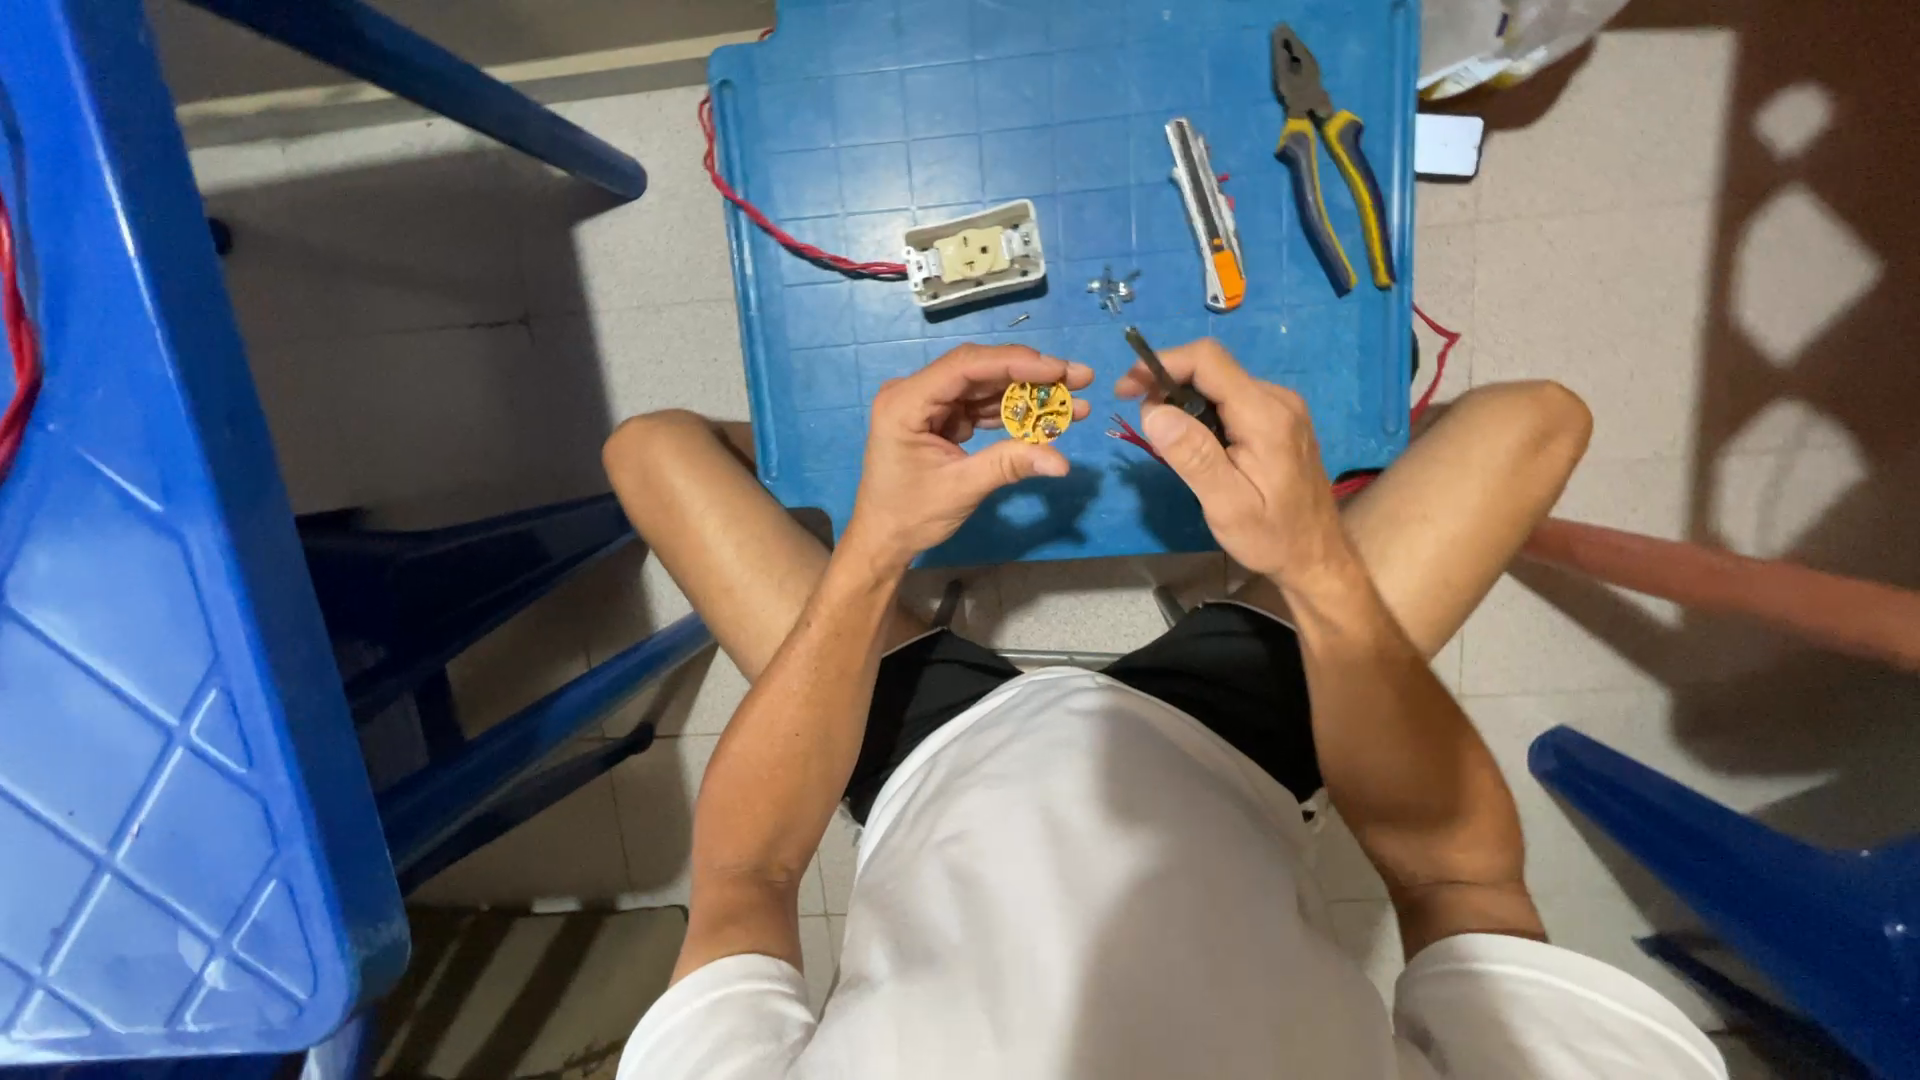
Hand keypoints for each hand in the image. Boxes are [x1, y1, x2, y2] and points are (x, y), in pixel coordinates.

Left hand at [845, 344, 1092, 569]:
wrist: (883, 539)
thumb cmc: (910, 516)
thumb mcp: (961, 489)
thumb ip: (1009, 466)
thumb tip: (1063, 462)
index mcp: (905, 403)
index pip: (965, 367)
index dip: (1014, 362)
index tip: (1058, 369)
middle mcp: (913, 393)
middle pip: (979, 370)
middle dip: (1030, 374)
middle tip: (1079, 377)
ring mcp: (927, 404)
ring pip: (985, 386)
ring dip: (1028, 393)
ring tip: (1074, 399)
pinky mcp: (940, 418)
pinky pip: (980, 405)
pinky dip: (1012, 411)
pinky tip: (1046, 416)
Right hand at [1116, 338, 1353, 586]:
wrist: (1317, 556)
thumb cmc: (1271, 537)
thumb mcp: (1226, 505)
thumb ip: (1193, 456)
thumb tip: (1153, 412)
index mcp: (1265, 415)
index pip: (1207, 360)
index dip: (1160, 364)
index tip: (1125, 390)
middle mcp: (1277, 399)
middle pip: (1211, 368)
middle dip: (1166, 384)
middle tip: (1141, 423)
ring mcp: (1281, 407)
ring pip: (1218, 383)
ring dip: (1182, 401)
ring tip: (1163, 440)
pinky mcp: (1279, 419)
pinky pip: (1231, 399)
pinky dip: (1201, 411)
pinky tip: (1193, 444)